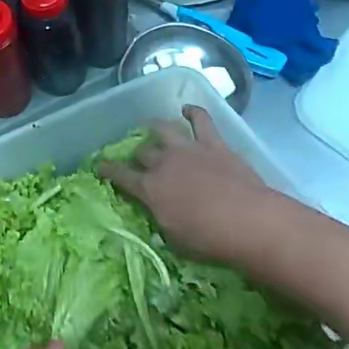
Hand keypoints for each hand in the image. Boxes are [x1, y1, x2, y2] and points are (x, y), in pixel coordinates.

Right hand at [100, 106, 290, 266]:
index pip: (120, 175)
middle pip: (142, 152)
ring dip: (155, 127)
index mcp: (149, 188)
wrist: (248, 221)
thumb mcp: (174, 238)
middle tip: (139, 160)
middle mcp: (163, 163)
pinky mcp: (213, 144)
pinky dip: (193, 112)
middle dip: (137, 156)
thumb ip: (160, 218)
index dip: (108, 170)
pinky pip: (201, 120)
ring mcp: (188, 149)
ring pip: (163, 129)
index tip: (100, 167)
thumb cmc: (209, 239)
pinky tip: (187, 109)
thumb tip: (157, 211)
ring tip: (151, 126)